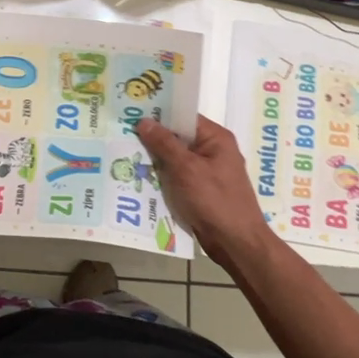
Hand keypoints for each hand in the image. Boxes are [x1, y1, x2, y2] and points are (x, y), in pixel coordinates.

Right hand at [136, 116, 268, 262]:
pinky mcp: (200, 191)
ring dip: (155, 160)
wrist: (236, 243)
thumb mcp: (186, 169)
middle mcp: (213, 151)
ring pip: (175, 159)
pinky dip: (162, 178)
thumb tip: (144, 121)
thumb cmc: (214, 200)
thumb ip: (164, 144)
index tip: (132, 114)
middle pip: (178, 138)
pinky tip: (139, 178)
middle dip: (153, 139)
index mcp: (216, 138)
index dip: (159, 115)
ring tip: (124, 154)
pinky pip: (177, 177)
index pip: (184, 117)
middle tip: (122, 135)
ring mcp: (207, 172)